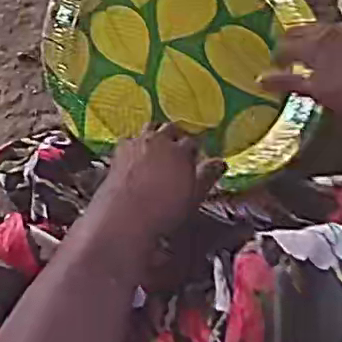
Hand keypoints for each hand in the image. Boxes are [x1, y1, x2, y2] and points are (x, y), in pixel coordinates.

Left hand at [90, 124, 223, 245]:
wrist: (126, 215)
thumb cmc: (164, 210)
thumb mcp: (193, 196)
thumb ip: (207, 176)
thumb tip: (220, 162)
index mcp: (181, 150)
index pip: (192, 142)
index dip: (195, 148)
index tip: (196, 156)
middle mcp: (160, 140)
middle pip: (171, 128)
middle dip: (177, 135)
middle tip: (179, 146)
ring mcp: (138, 141)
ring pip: (151, 127)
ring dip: (157, 133)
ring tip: (159, 145)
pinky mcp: (121, 148)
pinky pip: (131, 138)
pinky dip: (136, 143)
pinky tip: (135, 154)